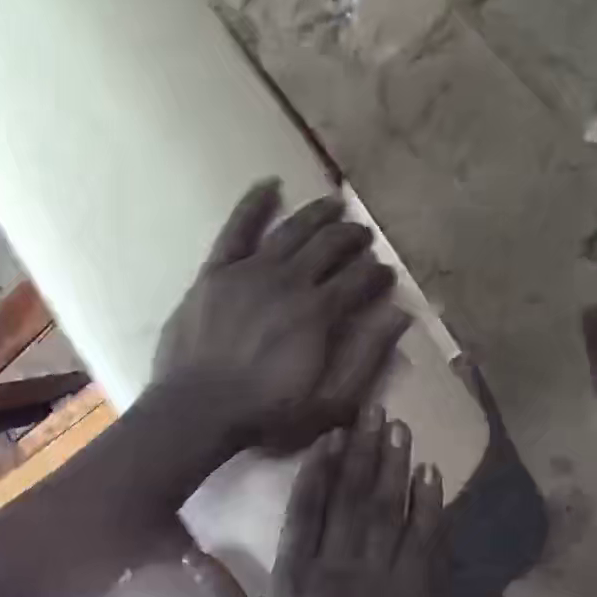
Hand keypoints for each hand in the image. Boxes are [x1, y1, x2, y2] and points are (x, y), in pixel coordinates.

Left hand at [154, 179, 409, 452]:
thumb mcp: (330, 402)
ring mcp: (250, 271)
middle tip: (363, 236)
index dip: (376, 274)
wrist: (196, 410)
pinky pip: (236, 229)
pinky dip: (254, 204)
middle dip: (352, 238)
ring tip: (335, 205)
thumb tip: (400, 314)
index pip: (359, 280)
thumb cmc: (265, 413)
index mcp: (318, 312)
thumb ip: (367, 357)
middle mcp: (289, 281)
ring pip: (291, 230)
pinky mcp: (216, 272)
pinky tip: (270, 184)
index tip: (384, 273)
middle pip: (329, 246)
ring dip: (318, 215)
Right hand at [193, 408, 444, 596]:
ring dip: (395, 465)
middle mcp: (337, 569)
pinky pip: (424, 541)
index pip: (306, 510)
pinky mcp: (415, 594)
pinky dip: (429, 505)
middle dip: (363, 450)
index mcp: (293, 580)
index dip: (320, 467)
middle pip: (351, 498)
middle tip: (374, 411)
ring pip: (388, 510)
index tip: (332, 434)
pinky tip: (432, 475)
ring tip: (400, 428)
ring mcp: (380, 580)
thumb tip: (188, 555)